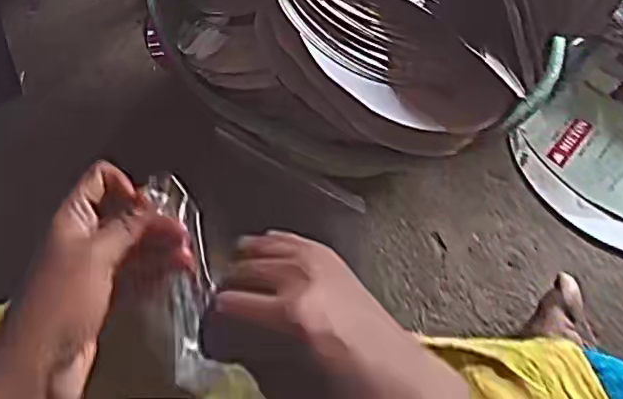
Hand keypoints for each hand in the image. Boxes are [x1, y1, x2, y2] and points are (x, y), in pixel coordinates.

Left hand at [0, 162, 192, 398]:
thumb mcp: (95, 255)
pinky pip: (132, 277)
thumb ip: (125, 227)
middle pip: (121, 215)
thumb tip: (149, 204)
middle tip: (180, 230)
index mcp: (72, 217)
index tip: (149, 204)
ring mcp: (92, 269)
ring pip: (130, 247)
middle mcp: (82, 238)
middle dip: (151, 220)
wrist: (39, 365)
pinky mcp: (101, 298)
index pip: (100, 180)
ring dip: (158, 247)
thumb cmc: (57, 303)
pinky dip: (153, 273)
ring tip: (186, 255)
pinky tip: (173, 274)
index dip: (125, 185)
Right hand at [213, 232, 467, 398]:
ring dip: (242, 276)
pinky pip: (274, 239)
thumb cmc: (355, 396)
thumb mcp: (295, 391)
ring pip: (248, 249)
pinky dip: (263, 257)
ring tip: (249, 303)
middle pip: (234, 273)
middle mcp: (300, 277)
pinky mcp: (322, 251)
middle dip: (225, 302)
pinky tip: (269, 281)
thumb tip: (229, 342)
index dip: (213, 329)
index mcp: (294, 317)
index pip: (225, 307)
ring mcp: (313, 257)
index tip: (213, 343)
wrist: (409, 387)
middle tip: (229, 327)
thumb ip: (254, 360)